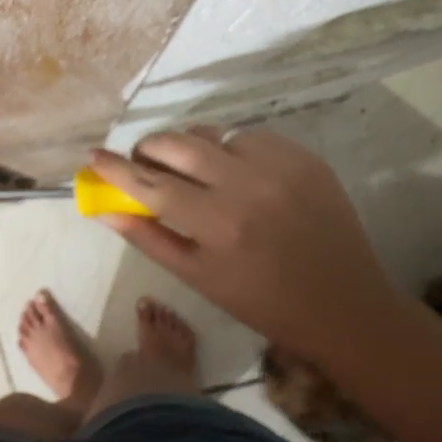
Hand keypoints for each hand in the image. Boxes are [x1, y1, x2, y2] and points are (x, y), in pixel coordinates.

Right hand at [90, 127, 405, 361]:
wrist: (348, 306)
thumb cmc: (263, 302)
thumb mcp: (198, 277)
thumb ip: (147, 237)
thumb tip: (104, 208)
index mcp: (217, 224)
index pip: (150, 183)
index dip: (115, 168)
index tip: (93, 156)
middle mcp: (246, 185)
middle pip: (176, 144)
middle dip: (149, 149)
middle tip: (143, 162)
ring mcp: (279, 166)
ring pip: (210, 134)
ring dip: (190, 148)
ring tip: (193, 171)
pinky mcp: (303, 157)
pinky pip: (248, 137)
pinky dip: (231, 150)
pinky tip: (237, 175)